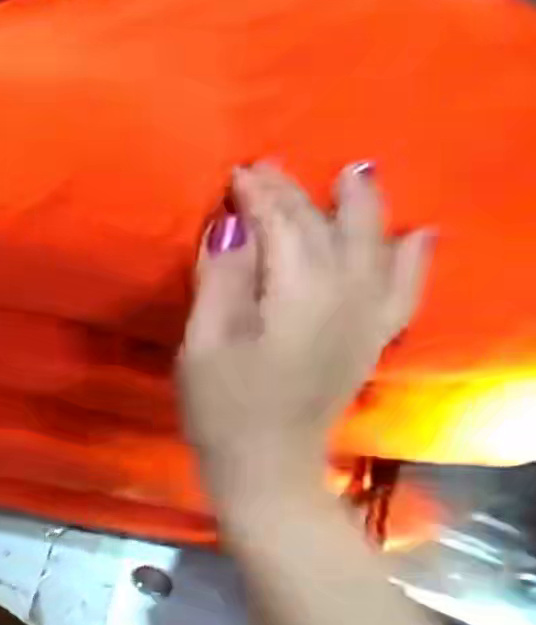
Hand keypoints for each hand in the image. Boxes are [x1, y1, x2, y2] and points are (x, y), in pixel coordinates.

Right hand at [179, 162, 432, 509]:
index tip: (235, 171)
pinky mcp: (372, 335)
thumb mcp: (206, 341)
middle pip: (326, 230)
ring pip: (372, 246)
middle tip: (269, 166)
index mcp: (302, 294)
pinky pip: (405, 283)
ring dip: (360, 208)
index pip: (284, 227)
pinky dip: (412, 254)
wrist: (266, 458)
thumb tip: (230, 226)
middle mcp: (350, 295)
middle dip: (297, 195)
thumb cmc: (220, 401)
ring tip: (355, 174)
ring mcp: (369, 316)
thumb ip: (222, 281)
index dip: (259, 196)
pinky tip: (417, 234)